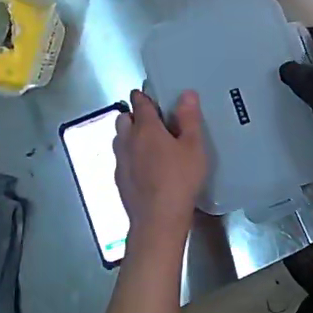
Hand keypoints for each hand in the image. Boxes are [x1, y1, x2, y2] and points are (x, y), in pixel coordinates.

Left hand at [113, 89, 206, 239]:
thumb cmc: (180, 179)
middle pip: (123, 119)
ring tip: (148, 144)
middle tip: (152, 122)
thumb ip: (189, 119)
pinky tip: (145, 168)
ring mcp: (120, 162)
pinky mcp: (119, 180)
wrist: (157, 219)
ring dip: (129, 136)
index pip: (139, 103)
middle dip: (134, 116)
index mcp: (145, 129)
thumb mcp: (193, 147)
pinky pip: (121, 160)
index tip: (149, 95)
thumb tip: (186, 94)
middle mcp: (127, 141)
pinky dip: (130, 157)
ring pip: (119, 140)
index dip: (143, 96)